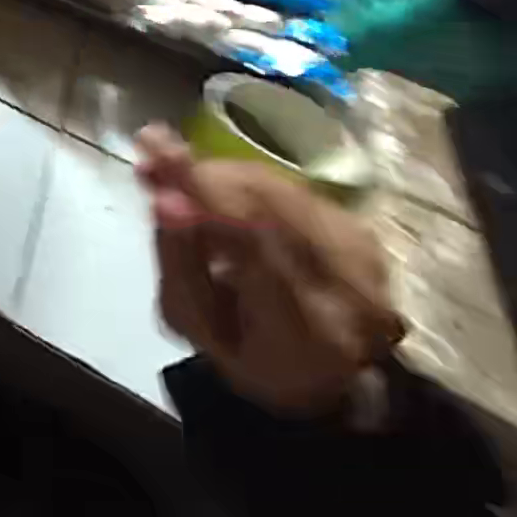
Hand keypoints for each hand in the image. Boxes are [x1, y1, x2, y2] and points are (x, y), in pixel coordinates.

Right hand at [138, 124, 404, 417]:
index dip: (201, 189)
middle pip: (265, 204)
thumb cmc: (239, 349)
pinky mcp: (364, 233)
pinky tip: (217, 186)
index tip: (153, 147)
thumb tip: (164, 197)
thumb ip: (177, 261)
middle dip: (203, 171)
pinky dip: (244, 178)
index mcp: (302, 332)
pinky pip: (292, 187)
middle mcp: (349, 293)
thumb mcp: (191, 322)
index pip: (250, 243)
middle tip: (151, 146)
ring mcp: (365, 260)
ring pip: (277, 187)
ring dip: (219, 171)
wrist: (320, 370)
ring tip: (178, 168)